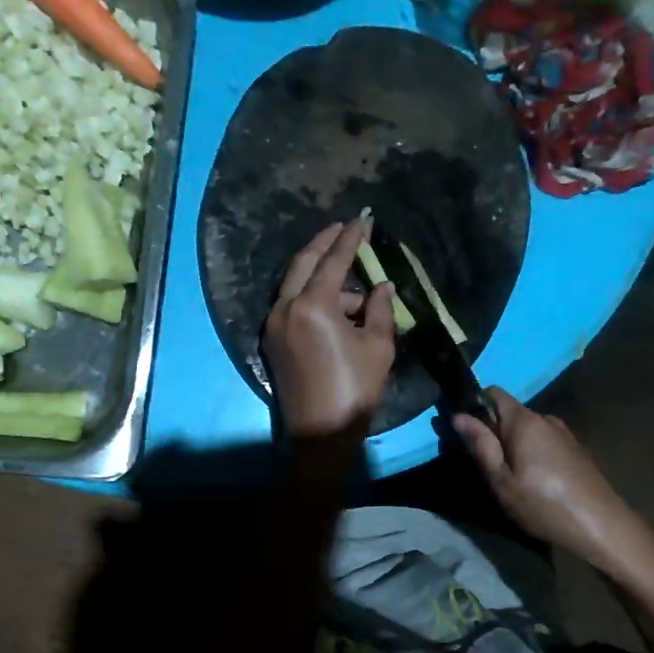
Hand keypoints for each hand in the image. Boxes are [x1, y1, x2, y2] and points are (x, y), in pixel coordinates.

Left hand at [263, 221, 396, 436]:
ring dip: (320, 277)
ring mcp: (273, 325)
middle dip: (323, 243)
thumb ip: (380, 309)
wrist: (320, 433)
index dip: (350, 239)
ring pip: (294, 285)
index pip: (333, 261)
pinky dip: (309, 297)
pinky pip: (290, 306)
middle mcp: (285, 308)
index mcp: (312, 306)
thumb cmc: (356, 388)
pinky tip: (333, 305)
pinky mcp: (271, 341)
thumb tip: (381, 286)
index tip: (362, 220)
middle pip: (302, 262)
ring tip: (354, 291)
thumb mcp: (378, 346)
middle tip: (342, 229)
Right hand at [452, 388, 640, 566]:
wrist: (603, 527)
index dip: (475, 405)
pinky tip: (538, 482)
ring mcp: (565, 433)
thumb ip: (481, 445)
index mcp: (525, 421)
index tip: (467, 431)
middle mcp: (546, 419)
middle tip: (488, 466)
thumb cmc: (544, 504)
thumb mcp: (502, 480)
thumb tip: (459, 415)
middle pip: (511, 413)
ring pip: (528, 430)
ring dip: (515, 445)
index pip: (494, 393)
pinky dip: (534, 453)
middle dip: (495, 432)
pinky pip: (545, 441)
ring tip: (513, 477)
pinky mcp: (576, 449)